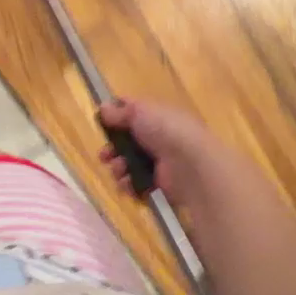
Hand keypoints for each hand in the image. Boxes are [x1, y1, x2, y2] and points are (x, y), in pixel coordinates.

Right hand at [98, 100, 279, 219]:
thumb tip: (103, 108)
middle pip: (126, 143)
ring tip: (119, 172)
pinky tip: (128, 186)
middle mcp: (158, 138)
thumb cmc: (167, 131)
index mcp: (156, 117)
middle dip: (112, 150)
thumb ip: (120, 112)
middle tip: (104, 156)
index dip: (114, 118)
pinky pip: (138, 184)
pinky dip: (130, 186)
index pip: (131, 113)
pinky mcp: (161, 184)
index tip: (102, 124)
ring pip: (129, 164)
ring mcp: (159, 162)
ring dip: (118, 169)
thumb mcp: (140, 112)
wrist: (193, 165)